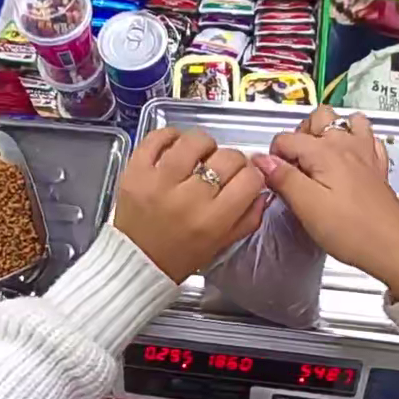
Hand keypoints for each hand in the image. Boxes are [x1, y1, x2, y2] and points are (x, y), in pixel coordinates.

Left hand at [113, 127, 269, 280]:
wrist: (135, 262)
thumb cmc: (180, 256)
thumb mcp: (221, 244)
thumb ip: (248, 218)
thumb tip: (262, 190)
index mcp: (213, 221)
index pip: (250, 179)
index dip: (253, 174)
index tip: (245, 178)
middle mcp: (188, 199)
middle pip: (227, 158)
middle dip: (232, 160)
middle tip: (223, 169)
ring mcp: (159, 182)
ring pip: (194, 141)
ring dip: (204, 144)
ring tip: (200, 155)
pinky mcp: (135, 171)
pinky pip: (157, 138)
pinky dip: (171, 136)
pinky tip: (176, 147)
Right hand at [253, 107, 398, 298]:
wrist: (394, 247)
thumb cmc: (351, 230)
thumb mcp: (307, 206)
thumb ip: (283, 178)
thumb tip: (261, 160)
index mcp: (325, 152)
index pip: (286, 138)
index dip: (273, 156)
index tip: (273, 178)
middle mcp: (347, 145)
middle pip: (318, 118)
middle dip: (300, 135)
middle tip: (293, 166)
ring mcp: (366, 154)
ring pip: (345, 122)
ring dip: (329, 132)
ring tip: (318, 158)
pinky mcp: (378, 169)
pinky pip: (367, 139)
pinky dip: (355, 141)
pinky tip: (347, 161)